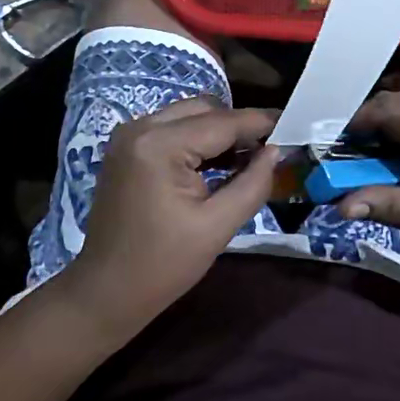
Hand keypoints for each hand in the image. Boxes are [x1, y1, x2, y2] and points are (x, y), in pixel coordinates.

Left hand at [64, 98, 279, 330]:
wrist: (107, 290)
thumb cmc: (163, 264)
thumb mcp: (218, 226)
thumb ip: (252, 184)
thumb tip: (275, 151)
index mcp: (159, 145)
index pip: (222, 122)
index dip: (260, 123)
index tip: (292, 126)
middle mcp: (140, 128)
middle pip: (203, 109)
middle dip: (238, 125)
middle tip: (269, 149)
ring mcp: (128, 136)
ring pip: (187, 115)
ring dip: (218, 131)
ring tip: (248, 157)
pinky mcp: (125, 148)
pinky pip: (170, 129)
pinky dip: (196, 140)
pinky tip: (217, 163)